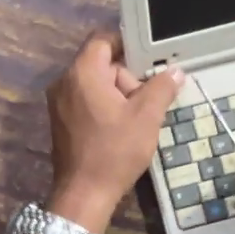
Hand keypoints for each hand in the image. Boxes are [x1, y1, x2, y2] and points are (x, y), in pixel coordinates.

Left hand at [46, 30, 184, 233]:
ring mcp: (59, 103)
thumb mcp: (146, 117)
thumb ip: (162, 88)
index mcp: (83, 73)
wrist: (84, 194)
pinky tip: (119, 130)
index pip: (103, 39)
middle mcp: (64, 82)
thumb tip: (175, 72)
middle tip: (145, 103)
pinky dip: (104, 108)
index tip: (149, 59)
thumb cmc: (115, 152)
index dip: (127, 44)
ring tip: (135, 121)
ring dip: (117, 96)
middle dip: (127, 79)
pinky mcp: (60, 121)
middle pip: (101, 64)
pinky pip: (86, 102)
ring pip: (95, 85)